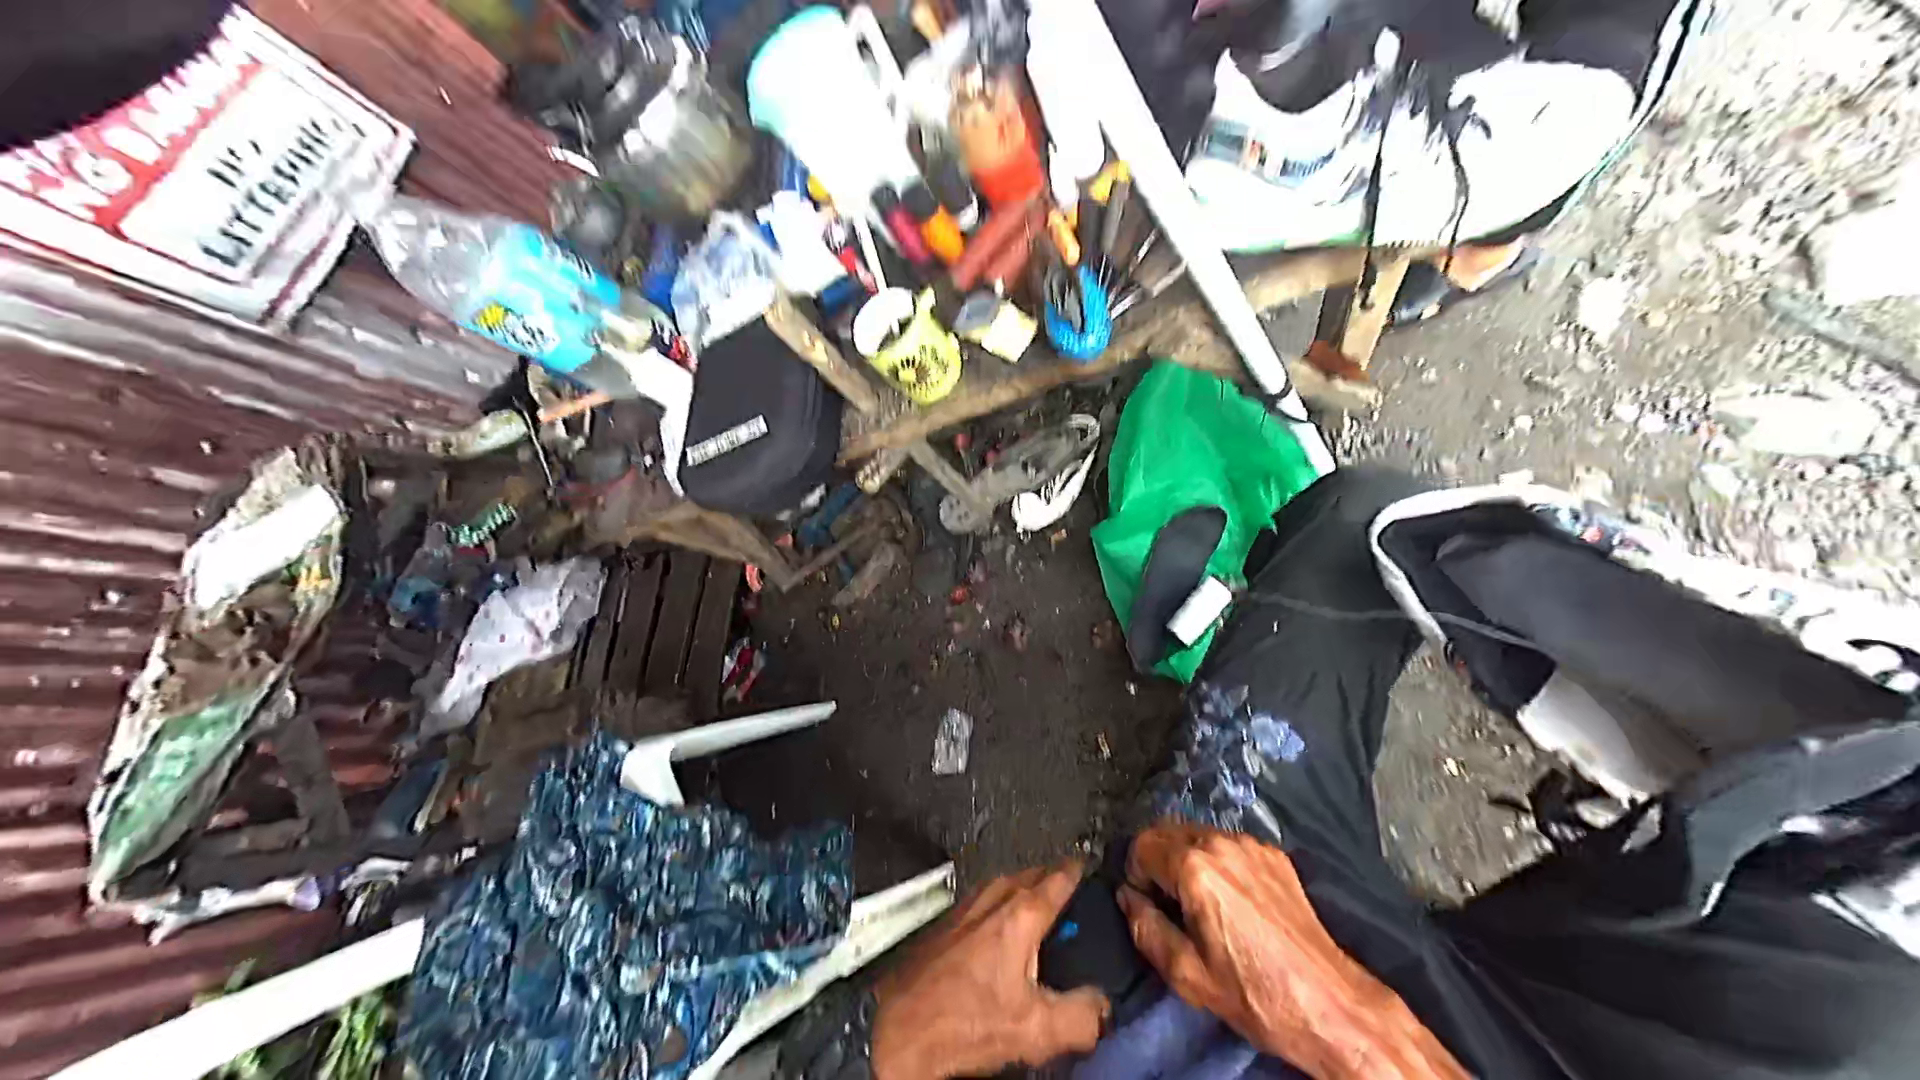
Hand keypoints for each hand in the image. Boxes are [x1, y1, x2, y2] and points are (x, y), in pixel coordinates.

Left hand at [871, 864, 1110, 1079]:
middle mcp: (991, 902)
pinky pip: (981, 899)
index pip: (1056, 880)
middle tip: (1065, 884)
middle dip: (1049, 876)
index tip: (1085, 864)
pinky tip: (998, 928)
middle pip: (1028, 875)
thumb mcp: (1036, 1029)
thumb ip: (1081, 1016)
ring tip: (1035, 904)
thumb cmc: (961, 1020)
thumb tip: (1101, 1007)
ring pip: (1001, 885)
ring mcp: (965, 910)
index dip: (1075, 871)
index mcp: (1020, 916)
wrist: (901, 1028)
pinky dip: (998, 903)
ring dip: (1021, 888)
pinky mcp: (945, 924)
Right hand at [1118, 824, 1467, 1079]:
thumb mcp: (1187, 975)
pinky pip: (1226, 844)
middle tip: (1168, 903)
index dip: (1136, 875)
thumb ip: (1145, 928)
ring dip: (1184, 857)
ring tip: (1200, 901)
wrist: (1332, 1005)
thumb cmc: (1255, 995)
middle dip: (1156, 861)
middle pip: (1165, 830)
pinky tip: (1231, 899)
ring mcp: (1250, 845)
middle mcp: (1220, 843)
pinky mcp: (1273, 854)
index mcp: (1195, 868)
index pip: (1141, 845)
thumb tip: (1128, 897)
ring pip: (1195, 833)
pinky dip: (1215, 860)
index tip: (1149, 905)